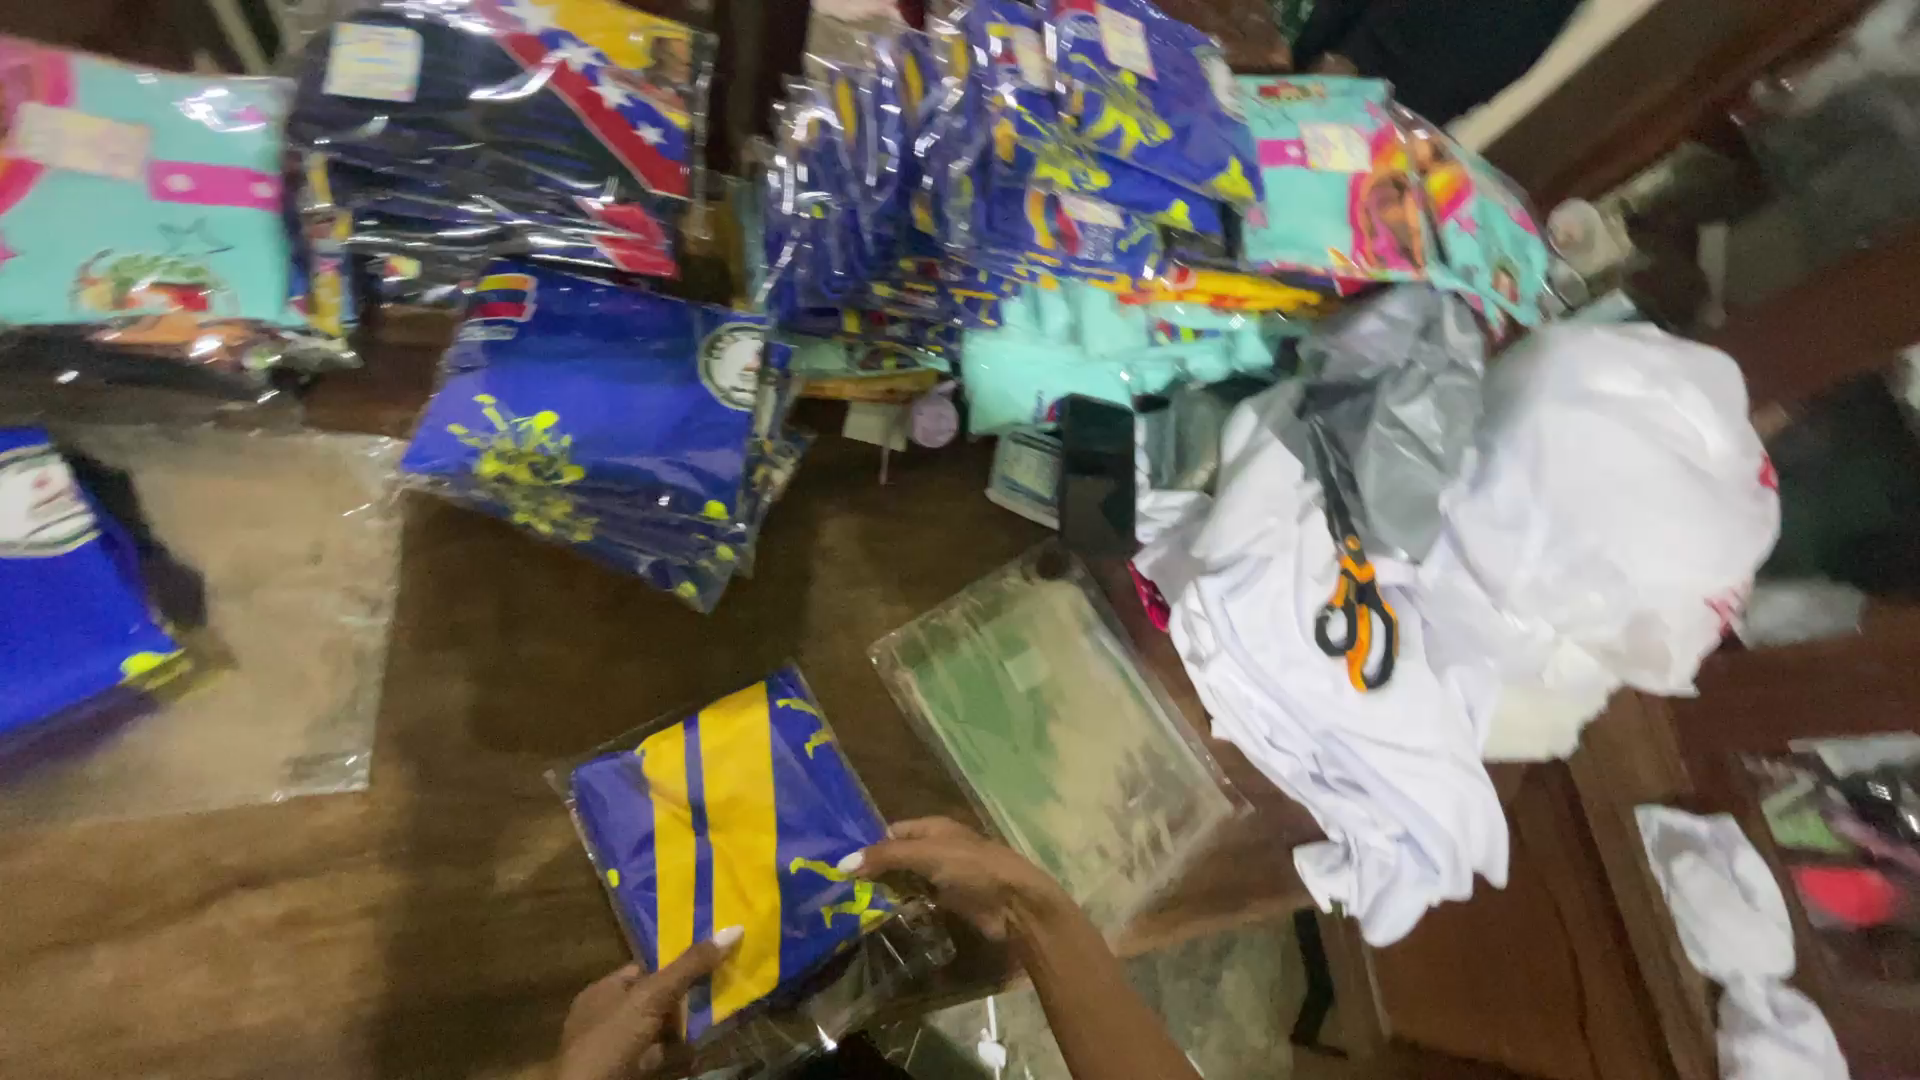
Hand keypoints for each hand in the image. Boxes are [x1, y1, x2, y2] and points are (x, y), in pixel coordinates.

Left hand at [555, 927, 740, 1079]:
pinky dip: (684, 1055)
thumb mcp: (651, 996)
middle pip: (659, 1000)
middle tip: (723, 987)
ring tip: (723, 1016)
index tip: (711, 959)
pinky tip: (705, 1049)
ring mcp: (620, 1052)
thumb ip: (689, 965)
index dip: (677, 964)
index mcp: (603, 993)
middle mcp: (609, 1020)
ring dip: (691, 1027)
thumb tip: (733, 929)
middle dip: (689, 998)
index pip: (646, 969)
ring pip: (664, 1031)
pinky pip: (665, 1058)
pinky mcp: (633, 1075)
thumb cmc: (611, 1040)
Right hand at [838, 817, 1070, 940]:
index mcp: (933, 828)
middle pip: (899, 857)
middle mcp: (937, 848)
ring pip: (908, 881)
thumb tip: (842, 863)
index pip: (893, 832)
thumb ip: (886, 858)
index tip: (841, 865)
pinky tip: (884, 919)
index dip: (870, 845)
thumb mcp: (926, 855)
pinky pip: (920, 901)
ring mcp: (944, 876)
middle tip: (842, 892)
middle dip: (875, 871)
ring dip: (888, 892)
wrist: (1013, 902)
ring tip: (854, 908)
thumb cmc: (971, 867)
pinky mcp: (950, 902)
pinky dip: (904, 908)